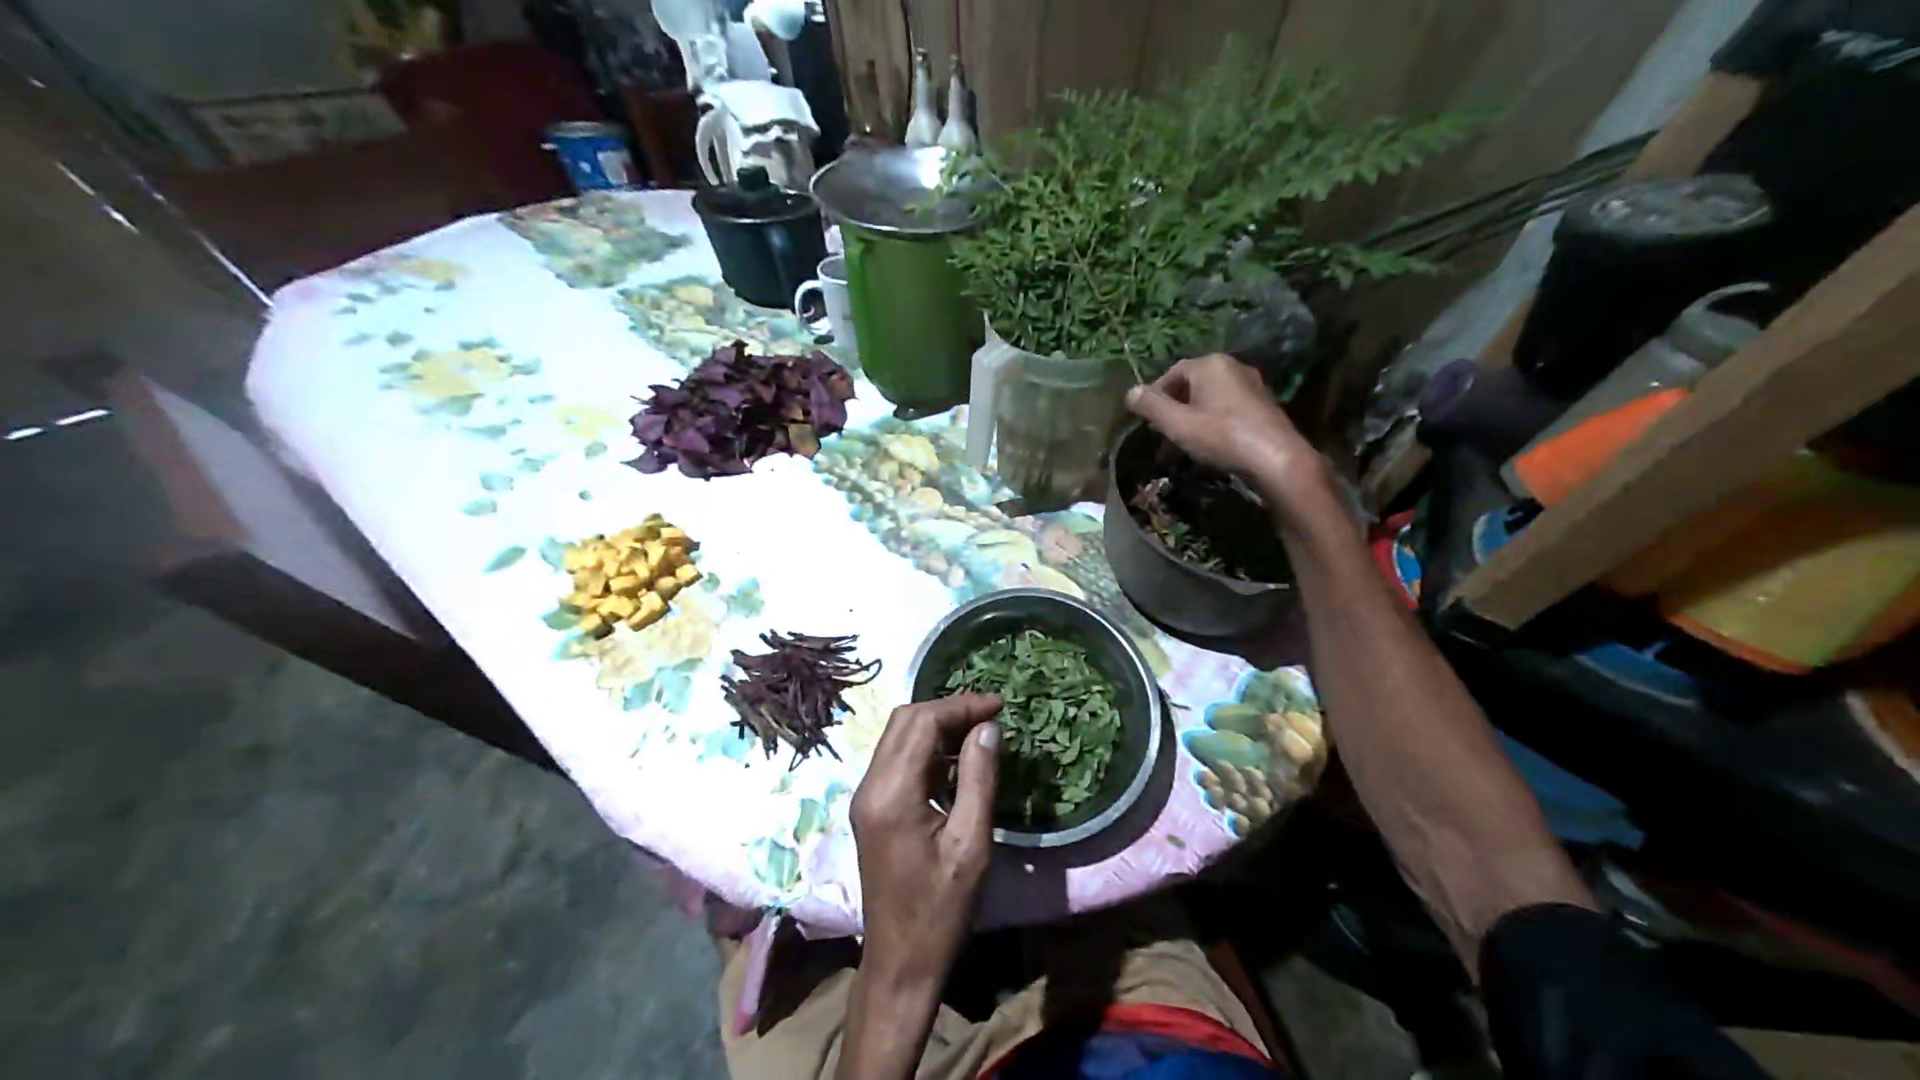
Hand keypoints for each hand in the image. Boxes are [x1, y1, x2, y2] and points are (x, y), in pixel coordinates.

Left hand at [850, 694, 1001, 991]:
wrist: (901, 961)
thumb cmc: (941, 909)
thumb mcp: (971, 844)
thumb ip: (978, 779)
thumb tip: (987, 727)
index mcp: (891, 793)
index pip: (922, 722)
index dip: (961, 706)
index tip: (999, 705)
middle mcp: (870, 786)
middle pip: (905, 721)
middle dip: (948, 709)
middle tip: (990, 714)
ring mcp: (866, 797)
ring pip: (899, 737)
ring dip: (937, 726)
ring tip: (979, 730)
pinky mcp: (872, 809)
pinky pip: (897, 760)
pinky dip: (927, 749)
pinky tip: (958, 761)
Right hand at [1127, 353, 1327, 513]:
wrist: (1275, 459)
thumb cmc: (1221, 436)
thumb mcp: (1176, 423)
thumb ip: (1150, 406)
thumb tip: (1130, 392)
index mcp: (1210, 364)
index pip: (1171, 373)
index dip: (1154, 396)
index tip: (1146, 420)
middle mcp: (1232, 367)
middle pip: (1191, 385)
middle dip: (1173, 409)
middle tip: (1161, 434)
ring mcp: (1251, 385)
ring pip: (1209, 399)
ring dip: (1191, 419)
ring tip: (1181, 445)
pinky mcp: (1262, 405)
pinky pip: (1227, 409)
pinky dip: (1211, 423)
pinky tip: (1208, 445)